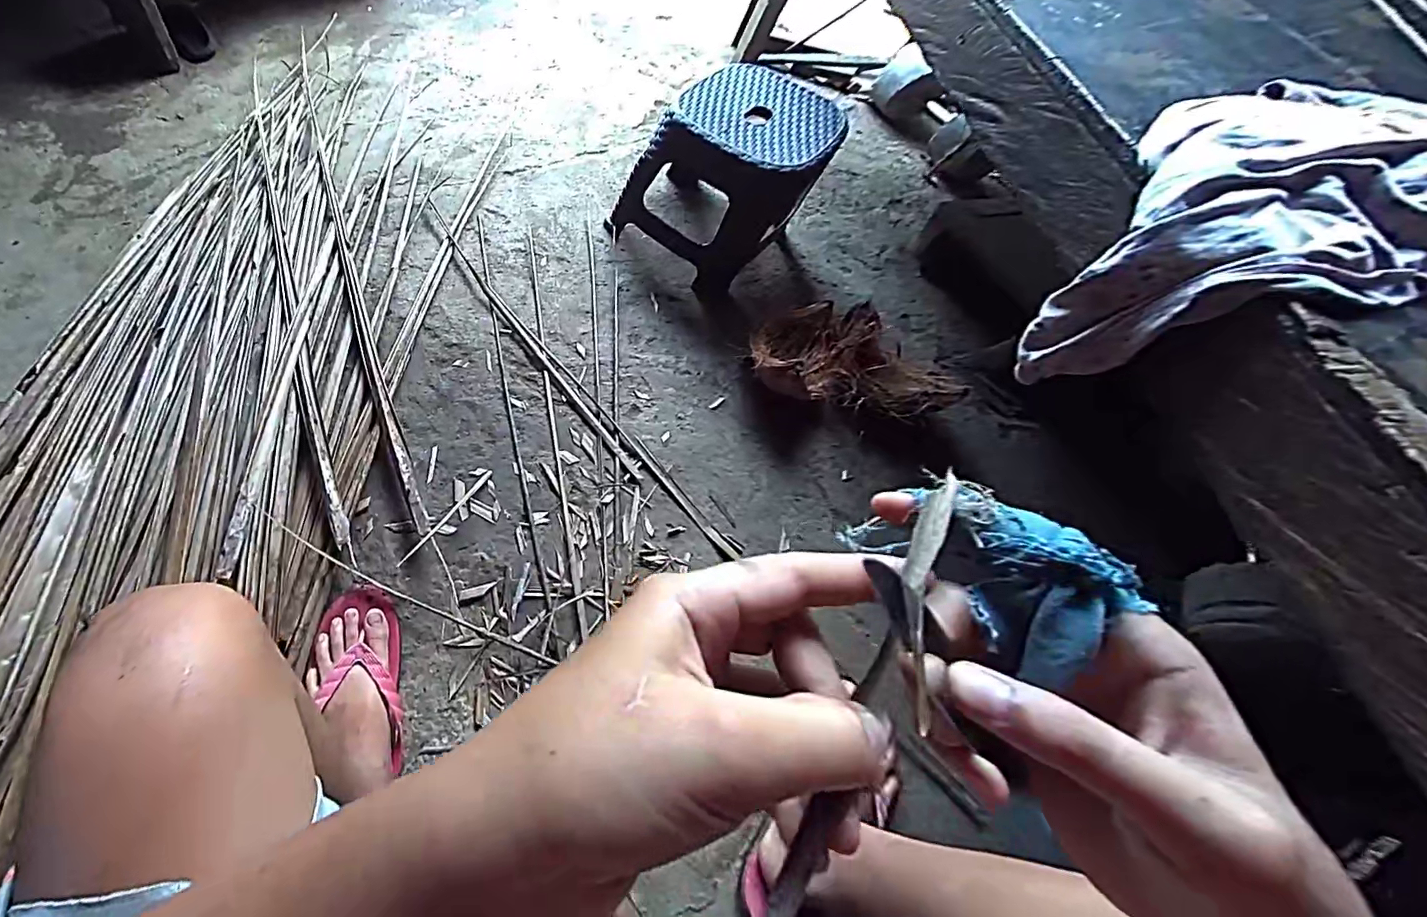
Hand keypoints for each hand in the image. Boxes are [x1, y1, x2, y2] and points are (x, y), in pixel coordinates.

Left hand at [431, 553, 895, 913]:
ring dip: (822, 765)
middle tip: (862, 775)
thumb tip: (883, 739)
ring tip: (837, 828)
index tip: (916, 598)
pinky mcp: (686, 758)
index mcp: (687, 608)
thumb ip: (820, 735)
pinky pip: (764, 761)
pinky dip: (794, 795)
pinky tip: (806, 842)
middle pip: (795, 655)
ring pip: (785, 715)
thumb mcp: (719, 745)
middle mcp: (689, 644)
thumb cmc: (599, 769)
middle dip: (838, 711)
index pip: (783, 579)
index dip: (848, 583)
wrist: (510, 848)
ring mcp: (688, 703)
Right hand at [871, 494, 1368, 916]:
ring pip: (947, 654)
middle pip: (970, 604)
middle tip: (933, 689)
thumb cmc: (1258, 874)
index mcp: (1125, 640)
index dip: (966, 528)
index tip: (896, 512)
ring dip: (938, 701)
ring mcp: (1036, 687)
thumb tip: (967, 683)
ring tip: (970, 759)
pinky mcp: (1011, 725)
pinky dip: (950, 738)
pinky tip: (984, 780)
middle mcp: (1070, 650)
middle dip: (936, 640)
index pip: (1035, 559)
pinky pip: (950, 705)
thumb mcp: (1183, 807)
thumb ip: (1075, 739)